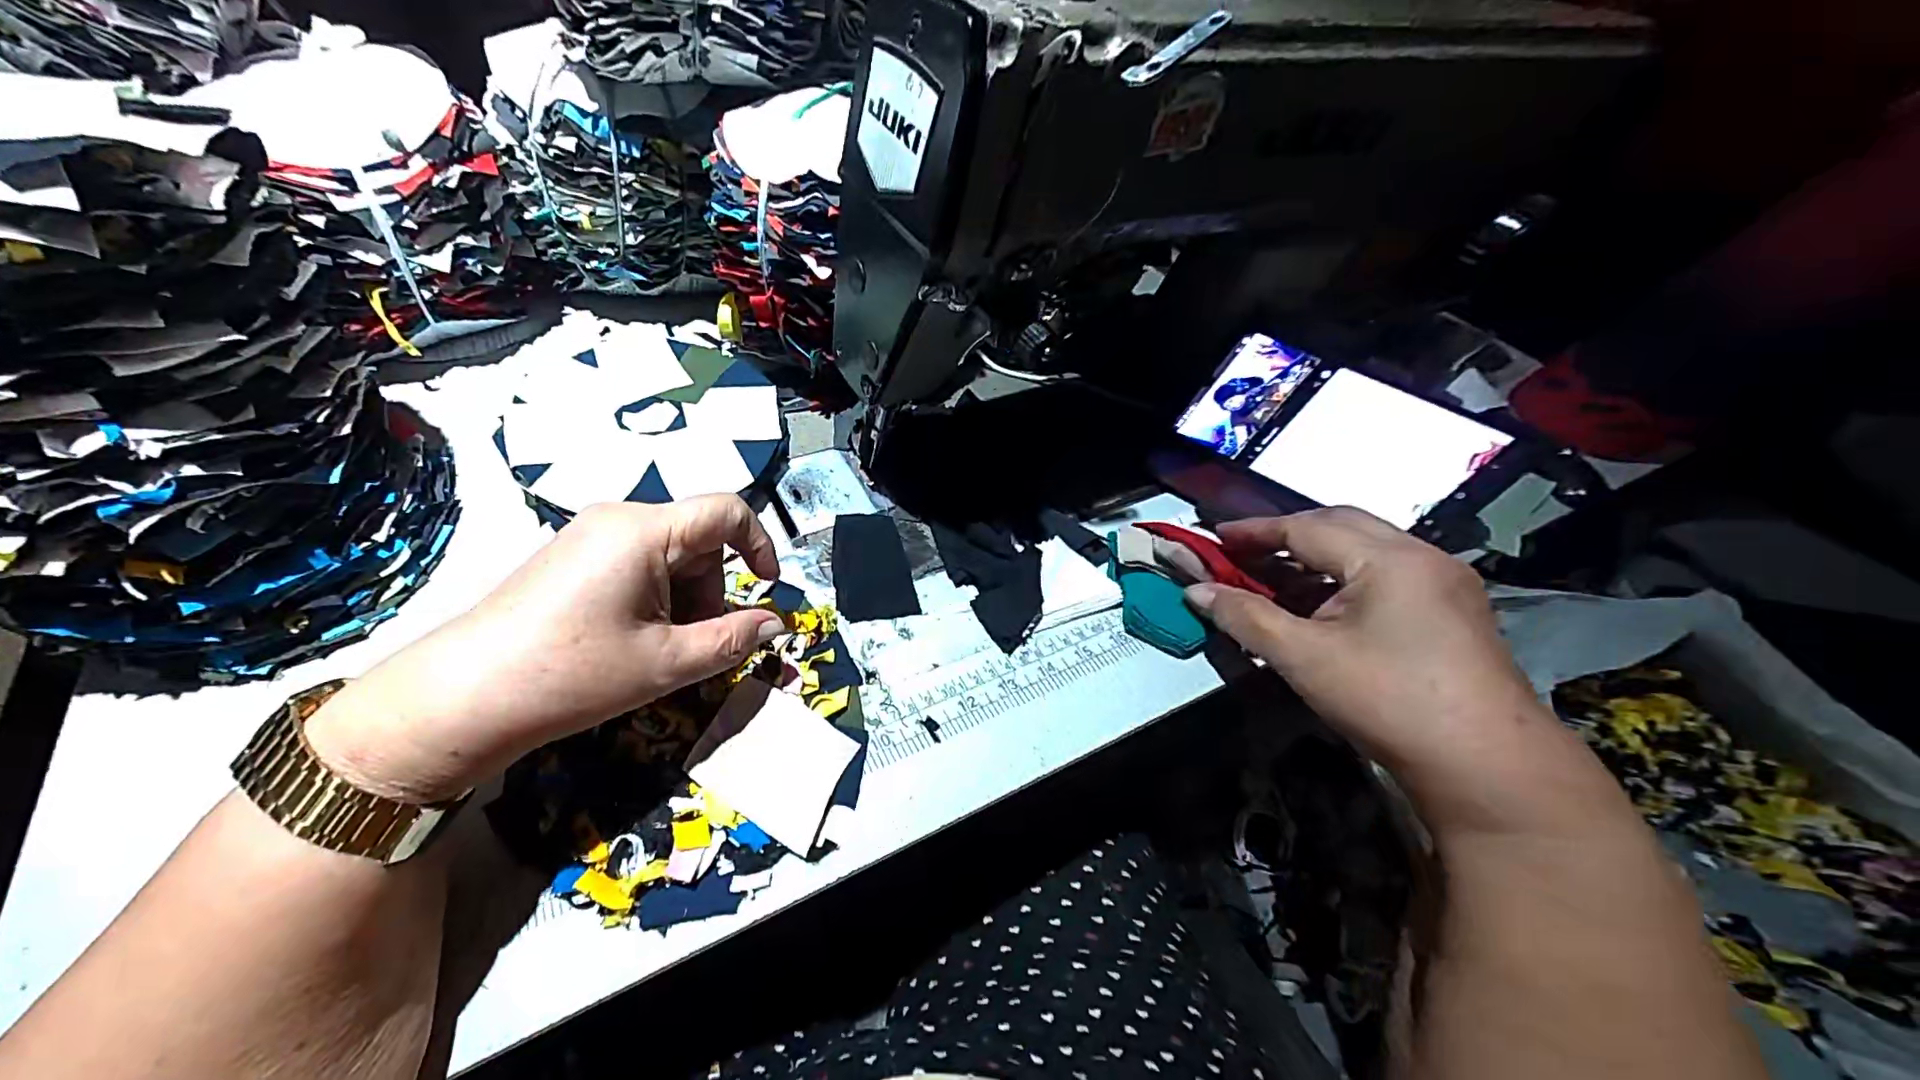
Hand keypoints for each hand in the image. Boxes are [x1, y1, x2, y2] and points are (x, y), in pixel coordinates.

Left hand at [304, 496, 786, 802]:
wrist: (460, 699)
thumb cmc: (571, 674)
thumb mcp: (667, 663)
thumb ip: (733, 639)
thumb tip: (775, 623)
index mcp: (644, 531)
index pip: (726, 511)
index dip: (760, 544)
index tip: (767, 587)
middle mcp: (618, 520)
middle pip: (698, 541)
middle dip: (713, 591)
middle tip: (697, 646)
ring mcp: (589, 537)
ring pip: (670, 558)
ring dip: (685, 600)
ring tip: (660, 652)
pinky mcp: (572, 559)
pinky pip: (638, 567)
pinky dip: (655, 600)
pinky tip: (634, 642)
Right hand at [1186, 507, 1620, 835]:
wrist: (1488, 768)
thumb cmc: (1390, 702)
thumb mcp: (1304, 658)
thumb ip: (1246, 617)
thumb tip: (1196, 592)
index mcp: (1388, 559)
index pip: (1305, 527)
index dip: (1254, 531)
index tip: (1216, 537)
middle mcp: (1421, 558)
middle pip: (1339, 526)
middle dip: (1285, 536)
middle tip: (1241, 552)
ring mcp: (1442, 583)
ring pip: (1364, 551)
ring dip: (1313, 559)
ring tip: (1270, 579)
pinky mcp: (1451, 611)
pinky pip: (1384, 576)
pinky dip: (1341, 580)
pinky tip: (1317, 605)